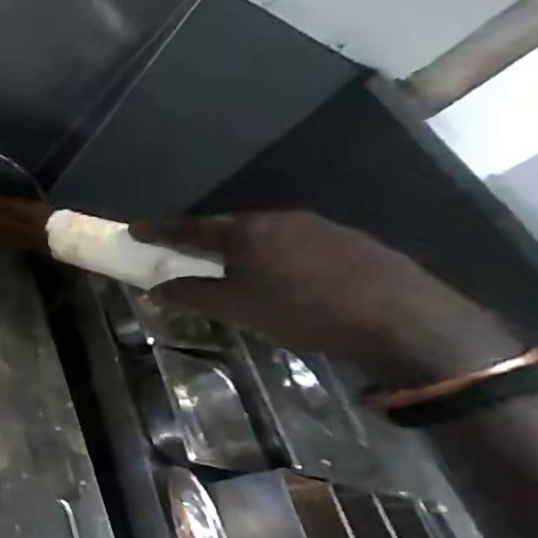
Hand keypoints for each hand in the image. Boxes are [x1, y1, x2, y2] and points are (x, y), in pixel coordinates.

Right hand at [134, 212, 522, 385]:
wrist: (402, 319)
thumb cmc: (304, 312)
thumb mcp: (239, 309)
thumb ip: (193, 295)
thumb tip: (156, 289)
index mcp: (245, 232)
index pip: (190, 228)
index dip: (160, 230)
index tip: (135, 228)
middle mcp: (277, 218)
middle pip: (227, 226)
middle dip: (202, 238)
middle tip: (183, 252)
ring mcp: (315, 225)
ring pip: (263, 233)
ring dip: (240, 247)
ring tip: (231, 268)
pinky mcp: (345, 239)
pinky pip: (292, 241)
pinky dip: (273, 254)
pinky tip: (282, 277)